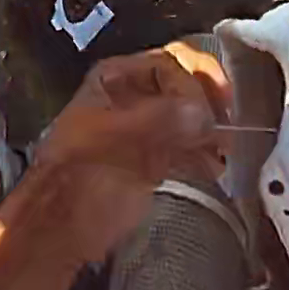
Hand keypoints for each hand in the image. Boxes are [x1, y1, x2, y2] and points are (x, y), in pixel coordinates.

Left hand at [0, 48, 217, 289]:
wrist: (63, 225)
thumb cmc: (79, 172)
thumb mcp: (113, 139)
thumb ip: (158, 120)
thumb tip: (202, 112)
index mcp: (117, 77)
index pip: (167, 63)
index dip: (191, 83)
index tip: (210, 110)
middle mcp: (136, 94)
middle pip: (184, 83)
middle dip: (207, 101)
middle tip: (225, 125)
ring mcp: (148, 125)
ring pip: (191, 113)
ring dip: (211, 127)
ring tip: (223, 149)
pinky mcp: (157, 156)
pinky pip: (189, 143)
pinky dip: (205, 151)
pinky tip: (214, 166)